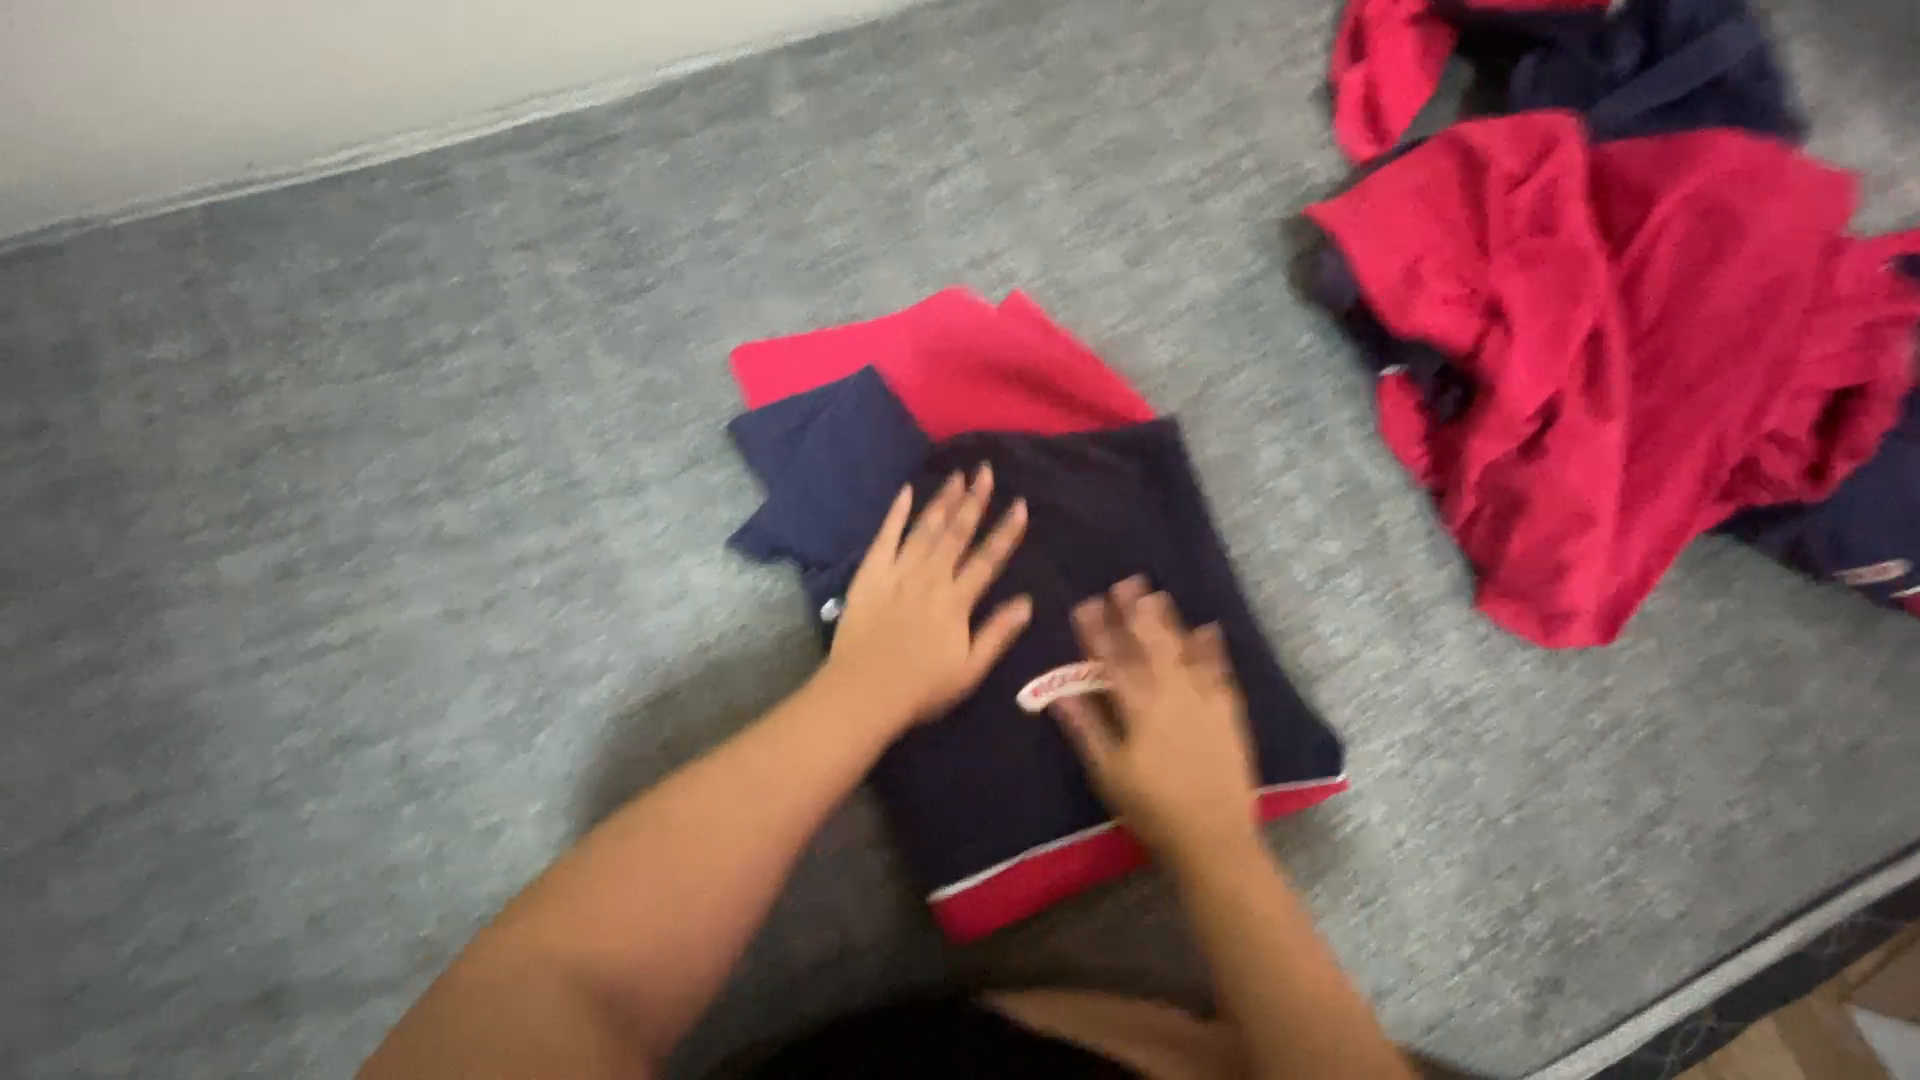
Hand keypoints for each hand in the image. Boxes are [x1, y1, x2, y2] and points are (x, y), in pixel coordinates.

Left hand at [819, 465, 1031, 732]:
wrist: (863, 692)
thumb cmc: (921, 689)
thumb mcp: (970, 670)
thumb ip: (998, 633)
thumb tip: (1027, 602)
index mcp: (957, 602)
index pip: (987, 559)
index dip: (1006, 532)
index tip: (1020, 504)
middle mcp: (930, 578)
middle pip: (957, 533)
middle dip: (974, 501)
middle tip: (986, 471)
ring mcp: (898, 572)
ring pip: (925, 528)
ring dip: (943, 500)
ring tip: (958, 475)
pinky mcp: (870, 574)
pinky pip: (885, 537)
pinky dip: (896, 513)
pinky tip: (907, 492)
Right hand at [1052, 577, 1260, 864]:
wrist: (1214, 836)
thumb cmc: (1152, 807)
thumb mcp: (1108, 772)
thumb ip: (1085, 728)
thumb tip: (1059, 694)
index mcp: (1137, 708)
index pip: (1111, 661)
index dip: (1096, 631)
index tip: (1084, 603)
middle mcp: (1171, 695)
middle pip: (1149, 646)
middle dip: (1135, 613)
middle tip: (1126, 582)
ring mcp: (1204, 701)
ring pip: (1183, 651)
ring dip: (1169, 622)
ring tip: (1158, 594)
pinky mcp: (1228, 713)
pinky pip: (1219, 672)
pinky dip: (1212, 650)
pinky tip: (1208, 628)